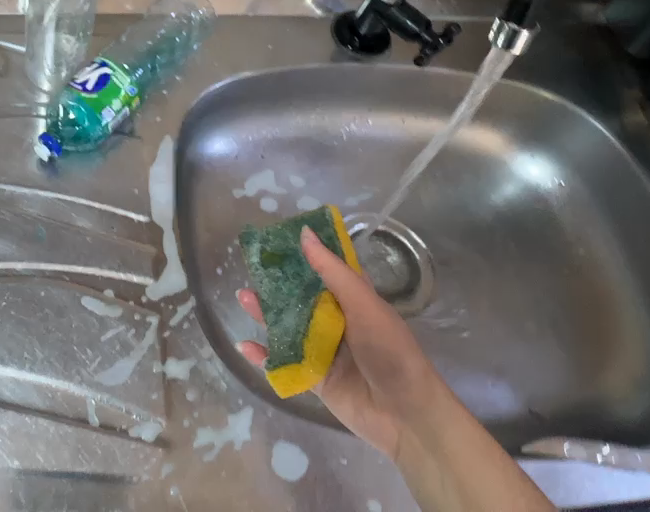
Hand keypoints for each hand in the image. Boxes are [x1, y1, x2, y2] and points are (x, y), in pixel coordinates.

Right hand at [236, 226, 450, 460]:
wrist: (406, 417)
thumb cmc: (391, 352)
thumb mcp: (364, 305)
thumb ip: (332, 272)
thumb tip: (305, 234)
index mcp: (352, 300)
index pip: (325, 270)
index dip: (303, 254)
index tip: (276, 238)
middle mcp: (336, 322)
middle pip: (299, 298)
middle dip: (275, 284)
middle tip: (250, 267)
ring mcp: (323, 350)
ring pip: (287, 327)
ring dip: (264, 314)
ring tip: (243, 298)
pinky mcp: (314, 378)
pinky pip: (284, 363)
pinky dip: (264, 356)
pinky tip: (246, 347)